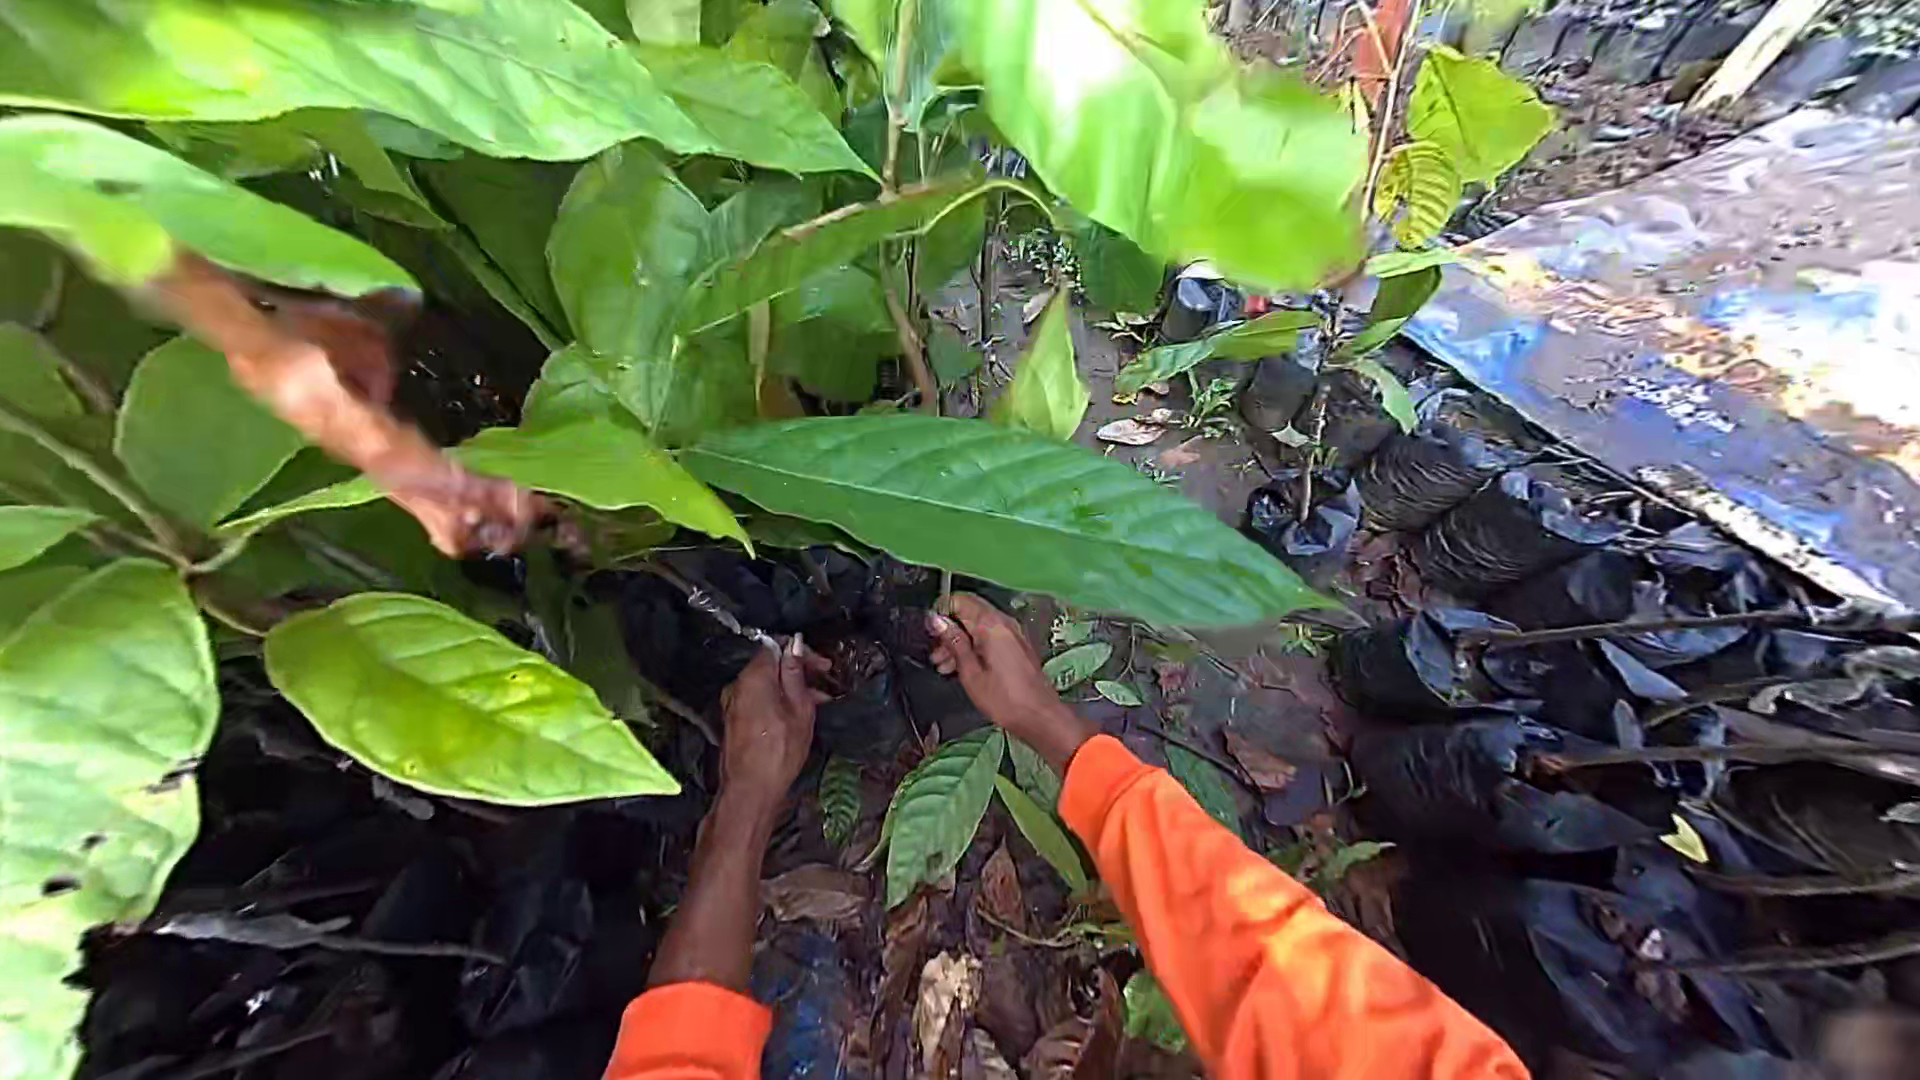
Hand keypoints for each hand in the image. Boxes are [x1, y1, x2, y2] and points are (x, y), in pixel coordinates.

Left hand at [717, 637, 830, 810]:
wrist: (750, 791)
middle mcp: (738, 686)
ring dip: (790, 688)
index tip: (822, 666)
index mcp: (753, 677)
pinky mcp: (734, 719)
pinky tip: (797, 715)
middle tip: (823, 683)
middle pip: (770, 664)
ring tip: (816, 703)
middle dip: (798, 670)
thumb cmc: (780, 750)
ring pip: (766, 683)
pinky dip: (778, 700)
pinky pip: (759, 698)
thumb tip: (795, 644)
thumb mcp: (799, 708)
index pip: (776, 646)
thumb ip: (795, 673)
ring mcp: (733, 703)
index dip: (801, 652)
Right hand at [926, 593, 1096, 772]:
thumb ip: (953, 642)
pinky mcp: (1016, 646)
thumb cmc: (1004, 699)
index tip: (930, 631)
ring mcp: (1012, 633)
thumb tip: (936, 620)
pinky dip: (974, 647)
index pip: (960, 600)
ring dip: (959, 641)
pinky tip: (962, 667)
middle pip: (969, 612)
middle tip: (935, 653)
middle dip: (949, 629)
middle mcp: (1004, 622)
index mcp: (991, 624)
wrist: (1040, 717)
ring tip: (944, 665)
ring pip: (978, 626)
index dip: (941, 613)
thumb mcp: (970, 672)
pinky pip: (990, 637)